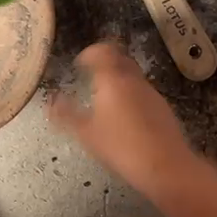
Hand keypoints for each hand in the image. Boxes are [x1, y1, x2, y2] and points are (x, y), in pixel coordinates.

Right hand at [49, 42, 201, 193]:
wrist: (165, 166)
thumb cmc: (120, 147)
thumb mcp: (86, 133)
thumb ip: (65, 114)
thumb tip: (50, 100)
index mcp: (112, 79)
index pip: (102, 51)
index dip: (90, 53)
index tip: (80, 63)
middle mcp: (134, 80)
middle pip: (120, 59)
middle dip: (105, 64)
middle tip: (92, 76)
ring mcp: (152, 93)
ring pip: (133, 77)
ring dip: (119, 81)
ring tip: (106, 101)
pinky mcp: (164, 108)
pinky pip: (143, 94)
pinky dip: (132, 97)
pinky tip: (126, 119)